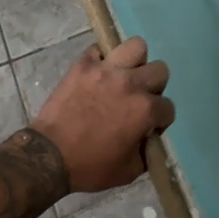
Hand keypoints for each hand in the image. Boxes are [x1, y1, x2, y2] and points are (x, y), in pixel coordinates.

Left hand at [29, 36, 175, 193]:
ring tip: (123, 77)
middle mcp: (130, 83)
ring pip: (136, 46)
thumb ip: (146, 152)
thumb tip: (149, 138)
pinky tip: (98, 75)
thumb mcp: (128, 171)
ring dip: (134, 62)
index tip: (149, 126)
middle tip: (139, 98)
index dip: (161, 120)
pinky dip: (101, 59)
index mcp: (144, 110)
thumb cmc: (91, 166)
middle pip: (160, 69)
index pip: (168, 107)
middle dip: (154, 86)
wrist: (51, 154)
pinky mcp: (84, 63)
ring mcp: (106, 69)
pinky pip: (100, 49)